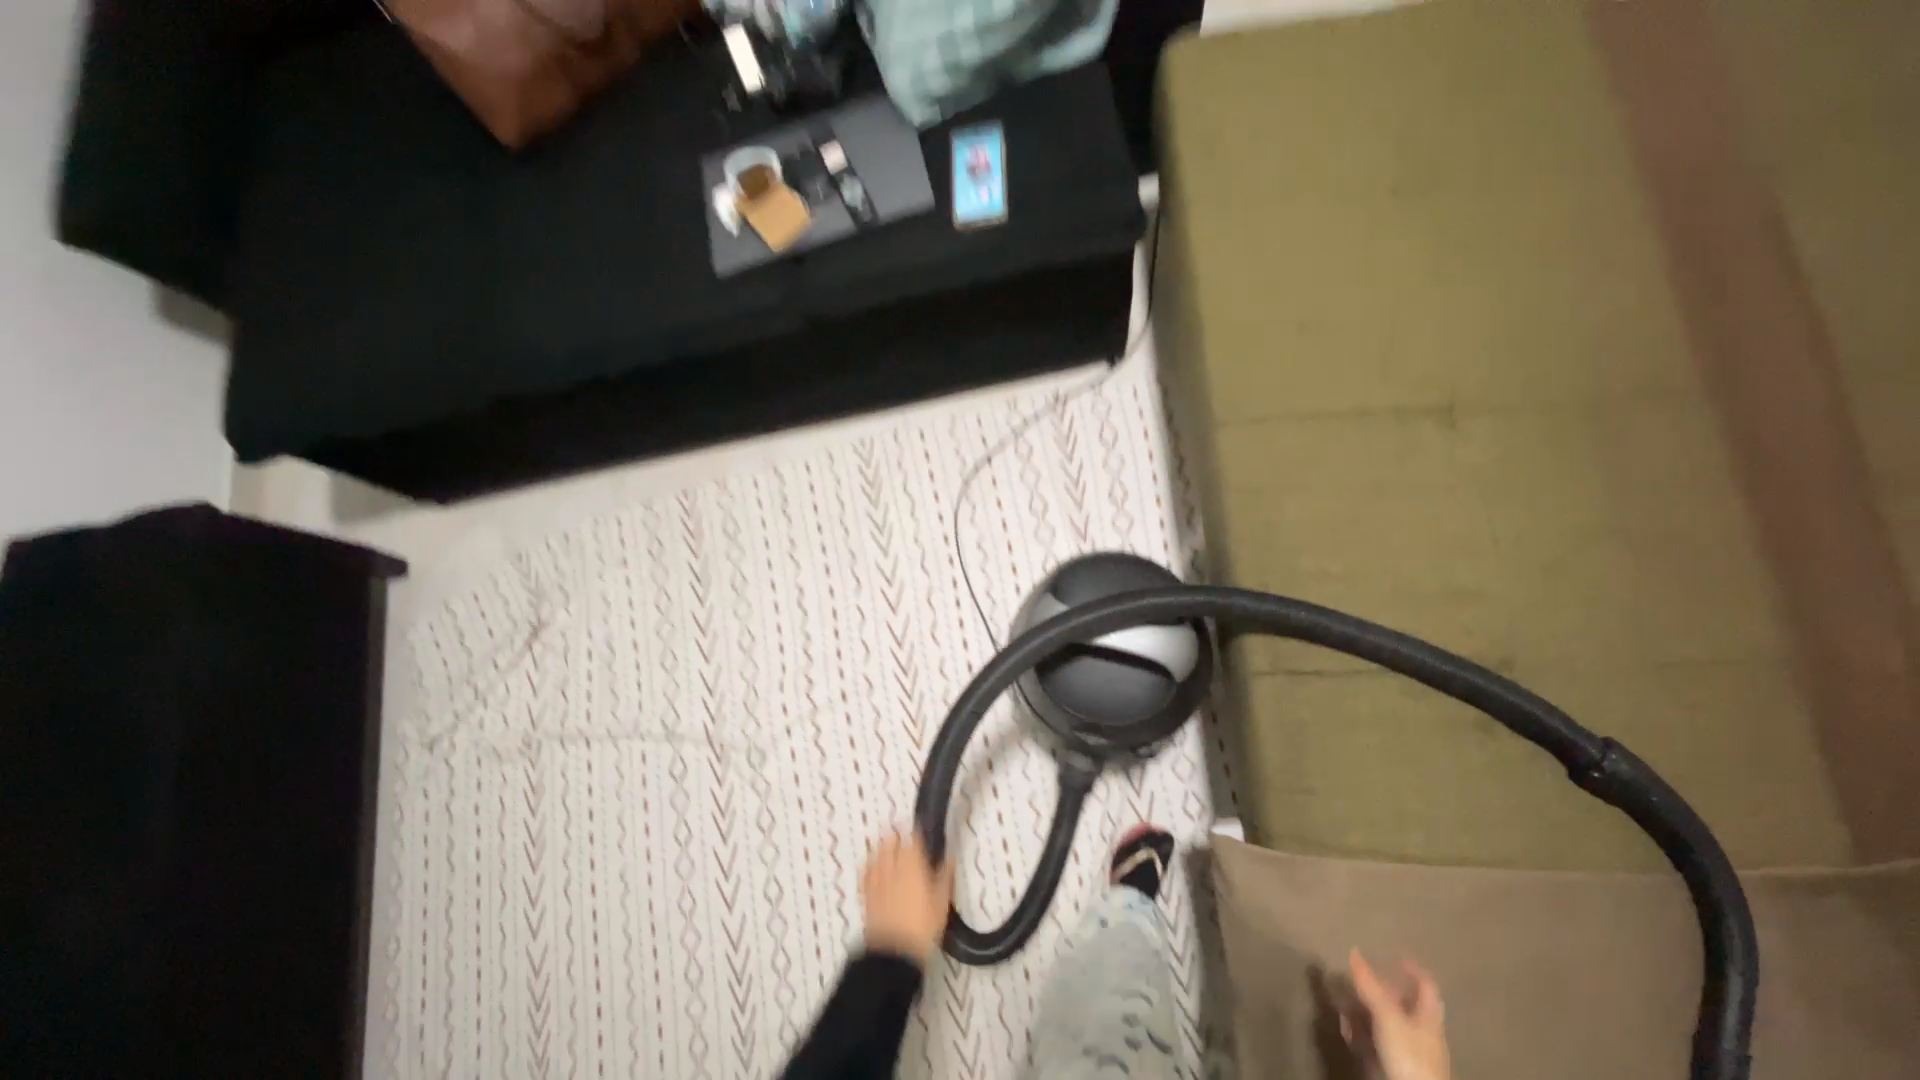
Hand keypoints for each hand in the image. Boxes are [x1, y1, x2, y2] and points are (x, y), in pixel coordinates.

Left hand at [861, 830, 953, 967]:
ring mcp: (877, 880)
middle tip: (902, 835)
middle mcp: (892, 868)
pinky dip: (869, 866)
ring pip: (876, 855)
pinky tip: (872, 866)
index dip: (916, 832)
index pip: (913, 840)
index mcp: (913, 866)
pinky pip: (866, 873)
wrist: (894, 953)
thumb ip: (945, 877)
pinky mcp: (866, 894)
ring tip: (887, 846)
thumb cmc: (923, 926)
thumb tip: (950, 858)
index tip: (920, 830)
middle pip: (891, 843)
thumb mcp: (941, 903)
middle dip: (896, 836)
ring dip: (882, 847)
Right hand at [1341, 949, 1450, 1079]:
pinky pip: (1374, 1044)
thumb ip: (1370, 985)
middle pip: (1403, 1005)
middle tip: (1358, 978)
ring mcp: (1407, 1051)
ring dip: (1364, 1011)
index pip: (1426, 986)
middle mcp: (1420, 1032)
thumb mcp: (1388, 1016)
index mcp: (1428, 1016)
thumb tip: (1354, 951)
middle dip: (1380, 990)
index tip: (1394, 955)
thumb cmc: (1409, 1054)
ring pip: (1385, 1024)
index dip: (1412, 969)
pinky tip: (1345, 1028)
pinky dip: (1359, 1033)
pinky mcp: (1392, 1067)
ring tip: (1344, 1001)